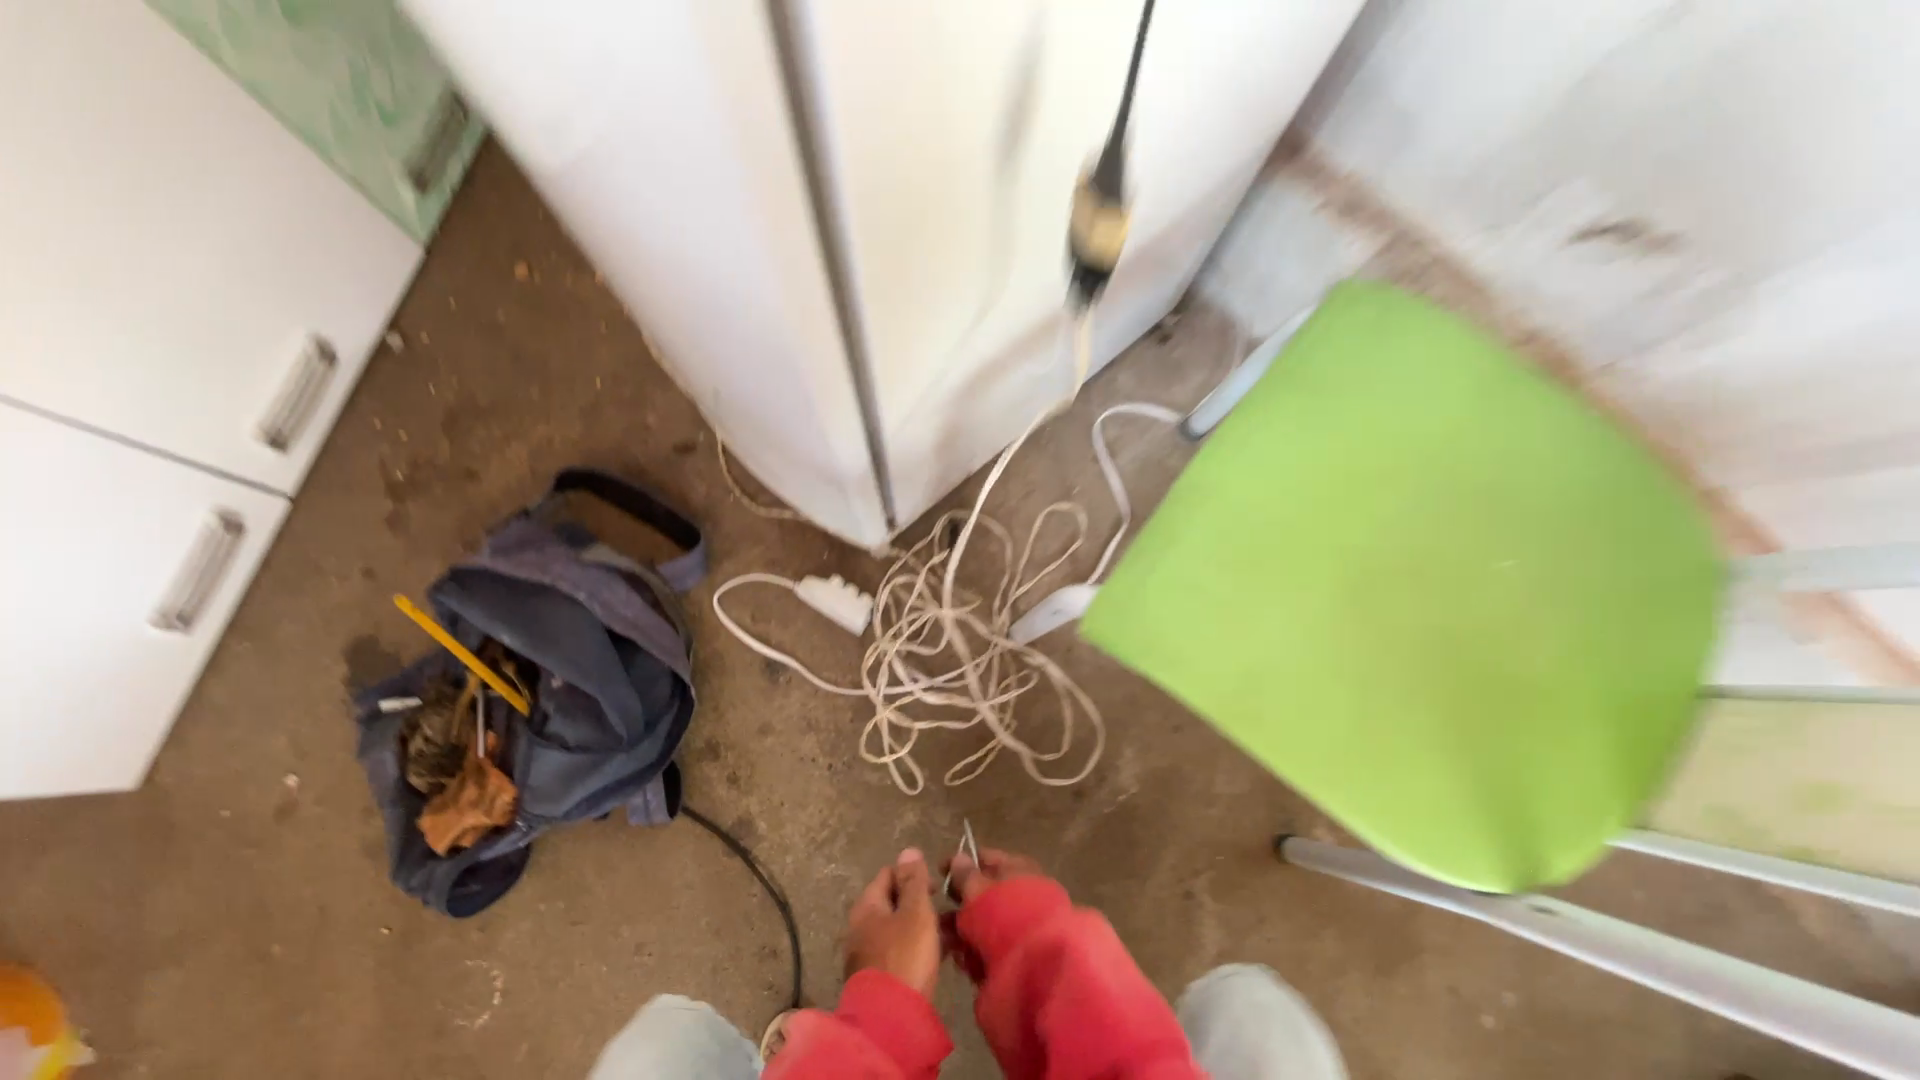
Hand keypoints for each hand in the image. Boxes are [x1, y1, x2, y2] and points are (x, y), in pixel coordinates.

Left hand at [845, 848, 940, 998]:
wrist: (891, 1019)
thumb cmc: (905, 956)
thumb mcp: (915, 912)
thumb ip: (914, 881)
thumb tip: (908, 850)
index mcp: (867, 906)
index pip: (888, 874)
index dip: (913, 874)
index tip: (937, 886)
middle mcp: (862, 927)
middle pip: (894, 903)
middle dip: (922, 903)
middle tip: (948, 910)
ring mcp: (869, 954)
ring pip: (901, 929)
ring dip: (925, 927)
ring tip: (953, 932)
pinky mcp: (881, 977)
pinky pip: (903, 952)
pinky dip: (921, 948)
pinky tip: (945, 955)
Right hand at [939, 849, 1044, 983]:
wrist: (1038, 960)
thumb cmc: (1003, 913)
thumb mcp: (977, 889)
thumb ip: (965, 874)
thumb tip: (958, 858)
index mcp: (1017, 868)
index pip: (986, 858)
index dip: (962, 864)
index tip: (940, 872)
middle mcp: (1023, 892)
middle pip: (984, 894)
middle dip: (959, 906)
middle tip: (939, 918)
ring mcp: (1024, 923)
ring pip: (985, 924)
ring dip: (963, 933)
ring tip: (949, 945)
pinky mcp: (1022, 952)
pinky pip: (994, 947)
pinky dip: (978, 953)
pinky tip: (967, 963)